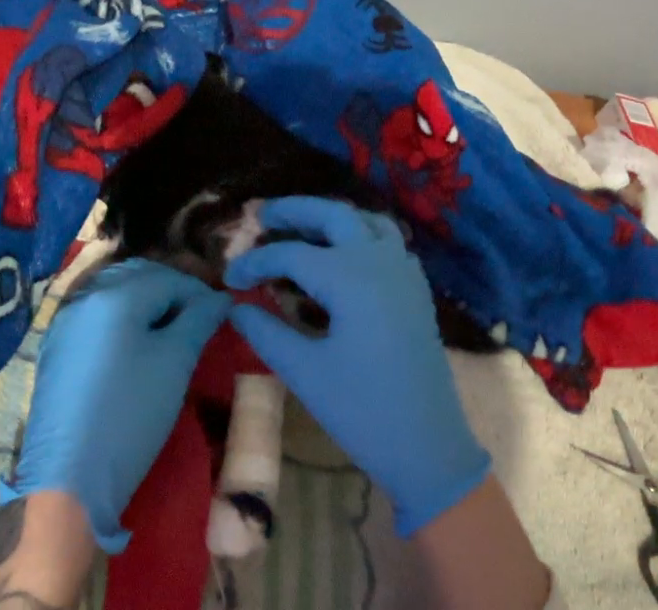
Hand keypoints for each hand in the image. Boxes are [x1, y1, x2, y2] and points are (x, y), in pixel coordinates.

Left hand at [5, 259, 229, 550]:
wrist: (70, 477)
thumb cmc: (131, 415)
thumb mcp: (175, 363)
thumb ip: (199, 321)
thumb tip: (221, 299)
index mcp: (115, 295)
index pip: (169, 278)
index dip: (200, 292)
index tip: (223, 313)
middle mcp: (85, 298)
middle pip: (138, 277)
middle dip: (172, 291)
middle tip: (199, 317)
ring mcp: (65, 323)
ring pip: (114, 294)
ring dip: (146, 302)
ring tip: (171, 330)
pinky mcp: (56, 350)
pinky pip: (96, 317)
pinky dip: (122, 319)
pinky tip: (137, 346)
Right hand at [225, 197, 490, 535]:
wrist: (429, 447)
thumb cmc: (363, 411)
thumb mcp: (305, 372)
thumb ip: (266, 332)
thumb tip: (235, 308)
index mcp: (350, 277)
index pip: (290, 254)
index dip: (255, 262)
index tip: (228, 280)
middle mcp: (379, 261)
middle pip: (333, 216)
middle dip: (294, 211)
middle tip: (260, 215)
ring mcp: (404, 273)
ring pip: (366, 222)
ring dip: (331, 218)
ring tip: (300, 228)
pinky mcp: (415, 290)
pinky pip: (387, 243)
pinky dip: (359, 235)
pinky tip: (342, 257)